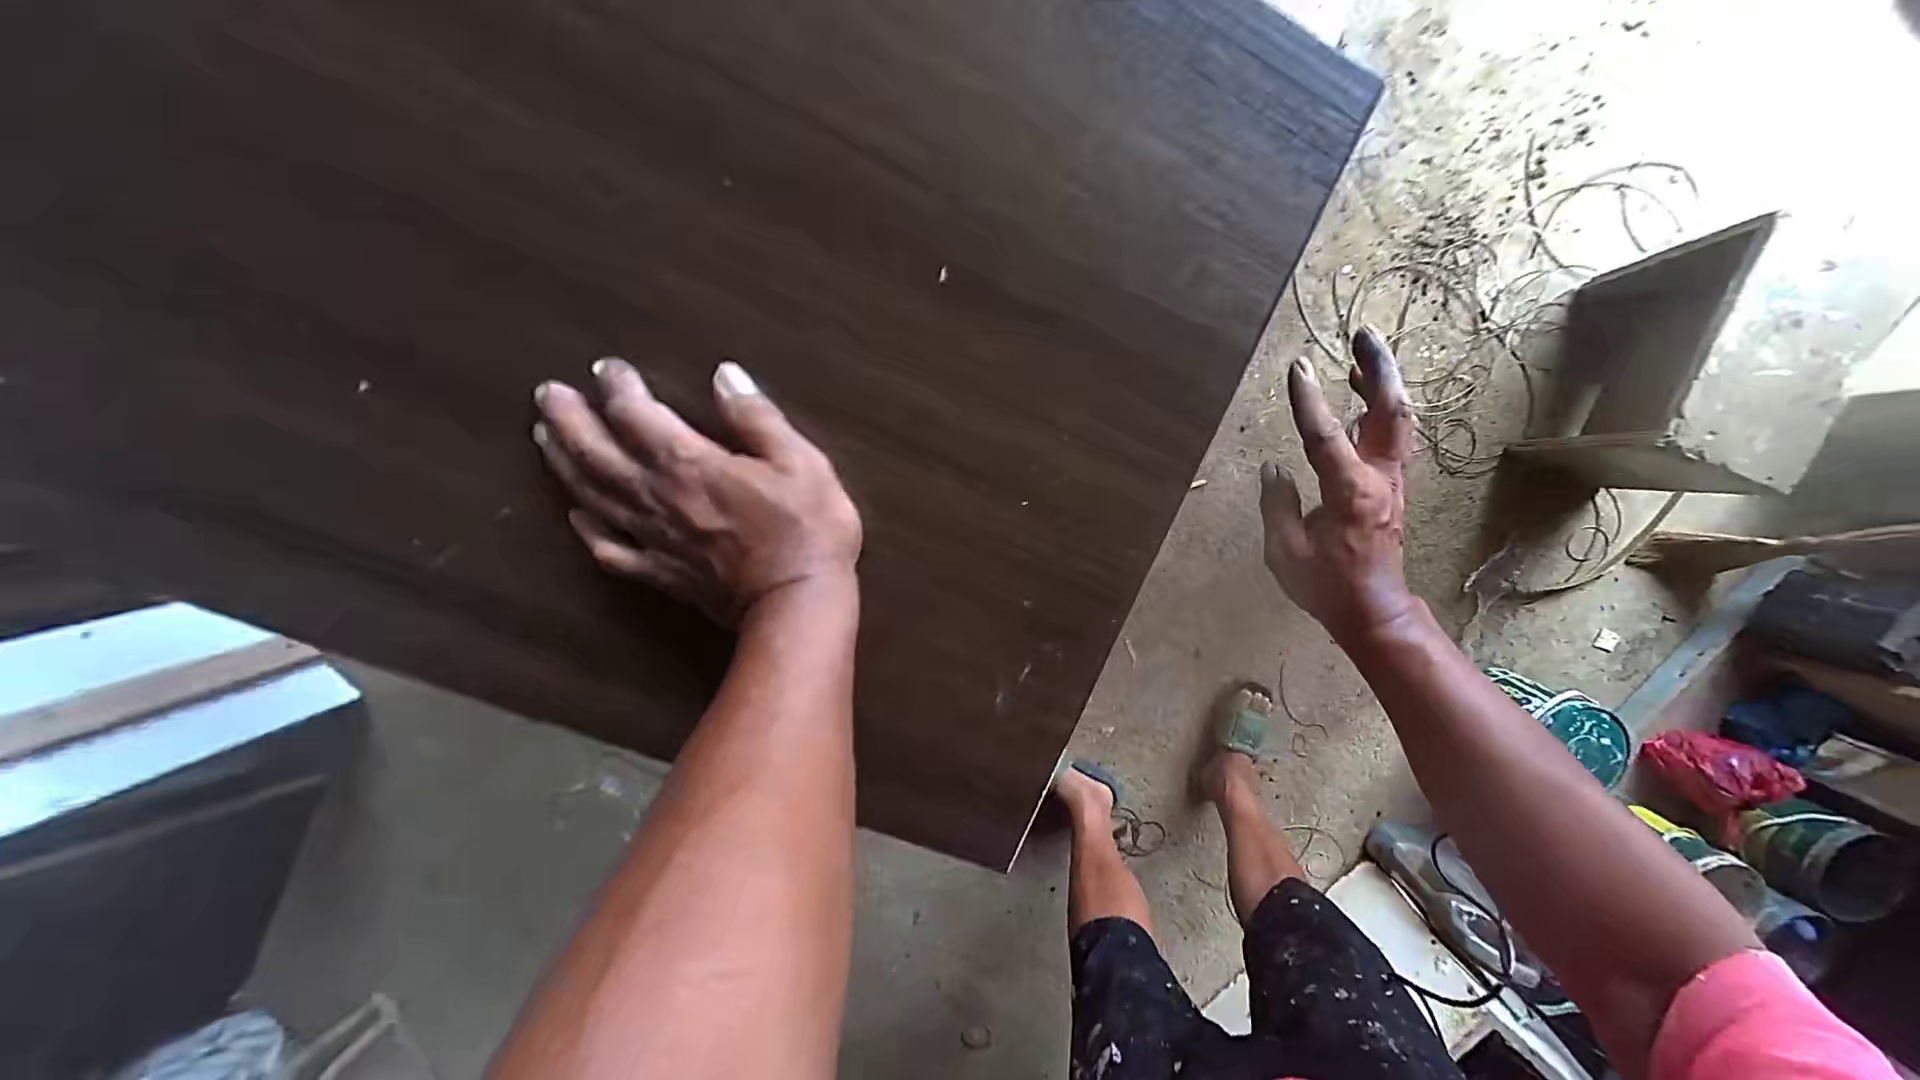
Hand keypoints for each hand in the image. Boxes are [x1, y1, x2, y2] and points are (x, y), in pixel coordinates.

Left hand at [533, 358, 861, 623]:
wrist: (798, 603)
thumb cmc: (808, 530)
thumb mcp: (800, 461)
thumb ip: (757, 417)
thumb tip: (725, 376)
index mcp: (690, 464)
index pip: (636, 414)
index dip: (618, 386)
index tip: (610, 368)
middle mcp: (659, 497)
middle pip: (596, 452)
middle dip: (569, 419)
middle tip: (547, 393)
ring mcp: (656, 538)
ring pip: (593, 495)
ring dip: (563, 463)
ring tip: (545, 437)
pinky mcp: (663, 573)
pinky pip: (612, 551)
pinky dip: (588, 533)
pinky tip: (576, 518)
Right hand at [1260, 327, 1418, 642]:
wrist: (1372, 608)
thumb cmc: (1325, 584)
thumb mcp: (1285, 550)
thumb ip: (1278, 504)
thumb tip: (1274, 468)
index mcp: (1349, 494)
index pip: (1324, 436)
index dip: (1308, 400)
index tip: (1297, 366)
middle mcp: (1379, 480)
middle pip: (1389, 412)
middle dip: (1378, 369)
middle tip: (1362, 336)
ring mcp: (1392, 482)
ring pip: (1398, 421)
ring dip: (1382, 386)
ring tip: (1362, 359)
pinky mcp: (1391, 487)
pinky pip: (1391, 438)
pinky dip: (1379, 412)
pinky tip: (1361, 403)